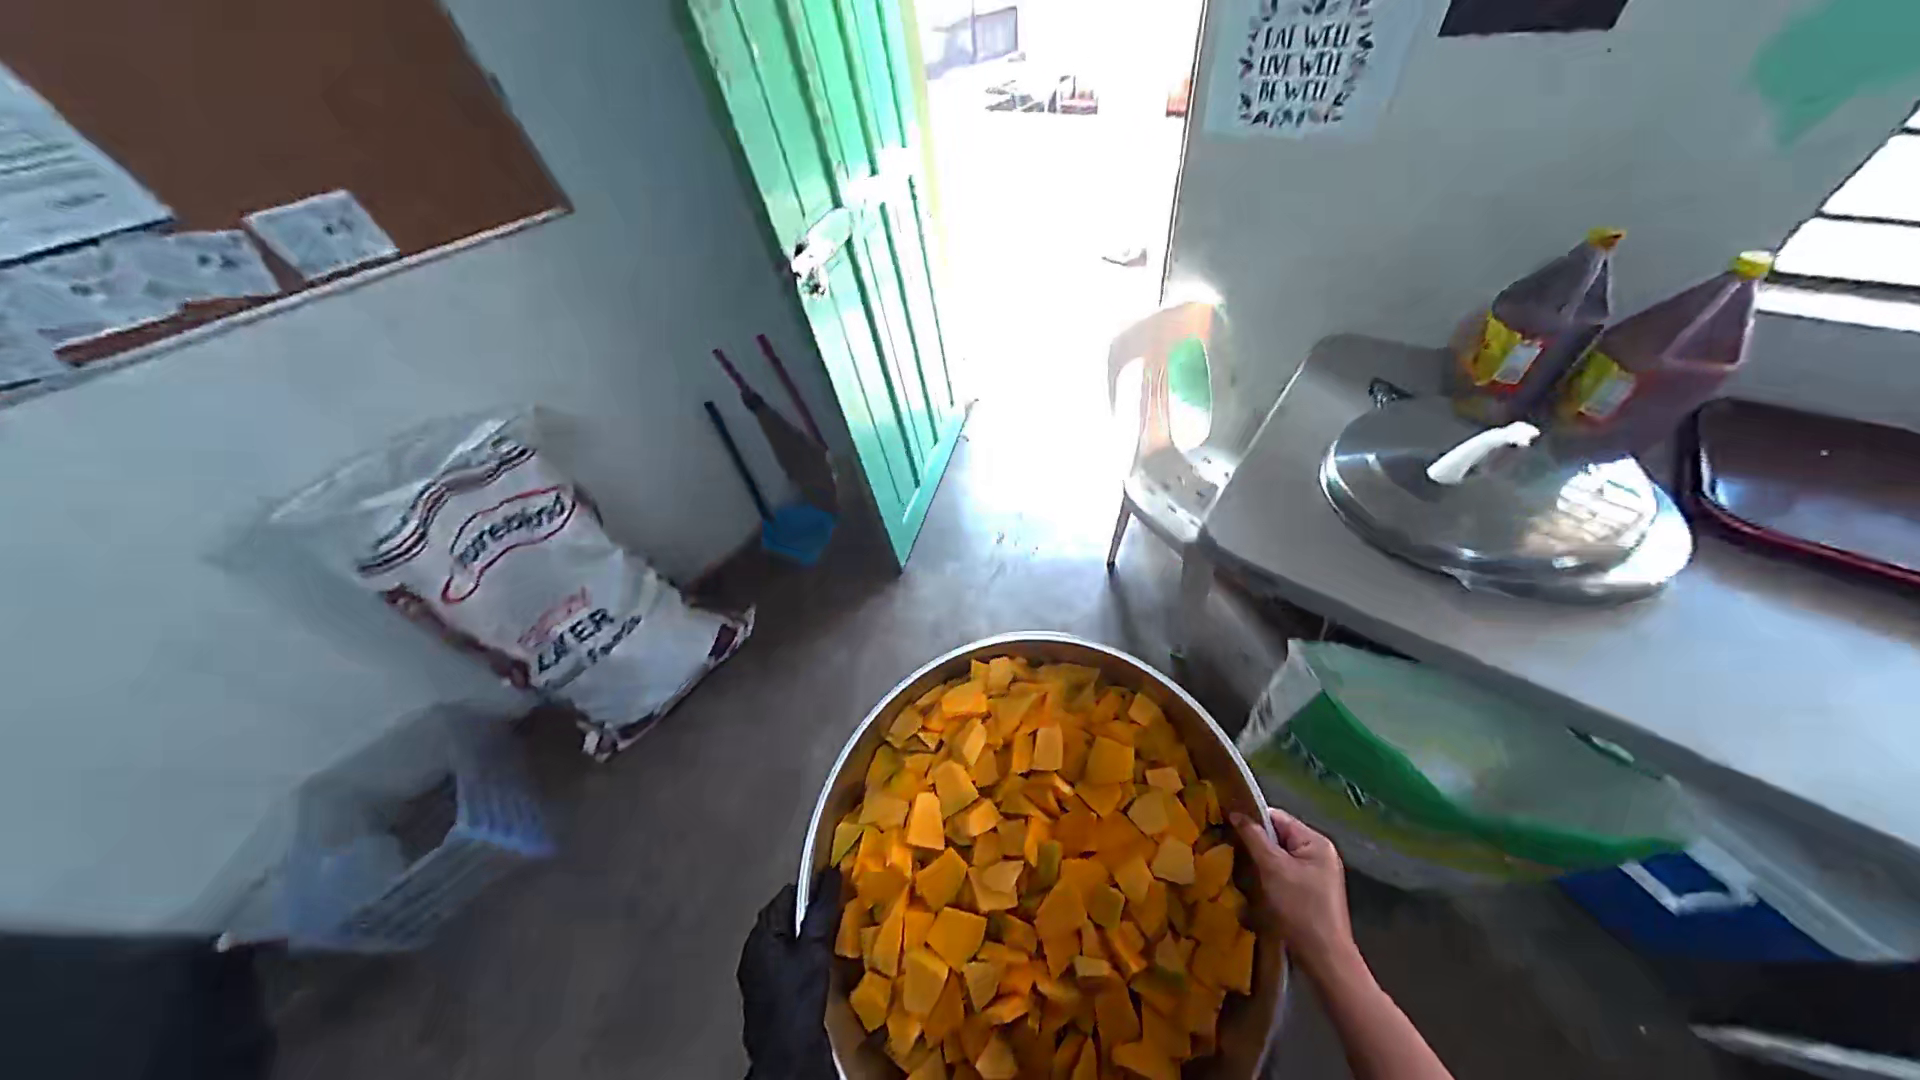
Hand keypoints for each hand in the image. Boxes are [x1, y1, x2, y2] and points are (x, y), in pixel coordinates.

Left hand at [738, 868, 840, 1079]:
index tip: (834, 894)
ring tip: (831, 941)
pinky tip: (819, 968)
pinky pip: (784, 963)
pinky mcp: (764, 995)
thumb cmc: (799, 996)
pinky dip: (800, 959)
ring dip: (805, 937)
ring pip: (784, 942)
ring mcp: (756, 975)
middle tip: (836, 917)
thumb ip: (822, 909)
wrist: (787, 1055)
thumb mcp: (815, 947)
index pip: (785, 896)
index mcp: (760, 934)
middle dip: (808, 915)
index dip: (810, 891)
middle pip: (783, 918)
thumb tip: (831, 871)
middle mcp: (752, 951)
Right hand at [1233, 808, 1358, 976]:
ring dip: (1261, 861)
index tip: (1229, 829)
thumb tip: (1236, 813)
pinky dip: (1270, 876)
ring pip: (1280, 856)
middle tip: (1233, 850)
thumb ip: (1253, 836)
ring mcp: (1318, 874)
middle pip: (1279, 836)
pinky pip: (1285, 873)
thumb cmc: (1299, 908)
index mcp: (1316, 842)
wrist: (1324, 959)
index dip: (1252, 821)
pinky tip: (1258, 886)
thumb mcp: (1272, 867)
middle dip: (1256, 843)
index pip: (1277, 817)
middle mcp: (1320, 854)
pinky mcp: (1313, 893)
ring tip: (1243, 869)